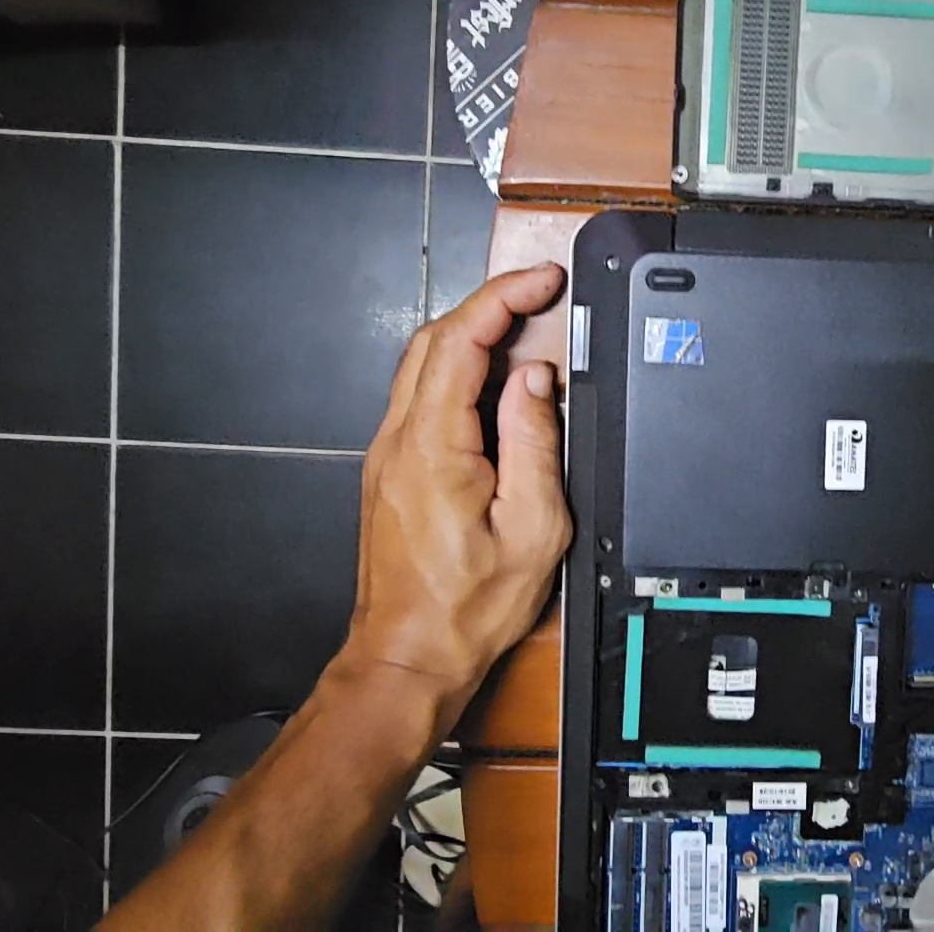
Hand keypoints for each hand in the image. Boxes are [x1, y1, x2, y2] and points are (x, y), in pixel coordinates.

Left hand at [345, 263, 571, 690]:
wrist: (410, 652)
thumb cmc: (468, 605)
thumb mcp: (533, 525)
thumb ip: (535, 441)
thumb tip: (535, 379)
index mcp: (433, 447)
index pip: (462, 340)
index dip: (505, 296)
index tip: (543, 281)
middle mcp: (399, 440)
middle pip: (434, 338)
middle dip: (490, 303)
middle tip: (539, 294)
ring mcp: (390, 452)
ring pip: (426, 362)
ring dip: (475, 334)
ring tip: (527, 331)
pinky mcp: (394, 467)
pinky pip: (425, 395)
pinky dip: (462, 369)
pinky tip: (498, 383)